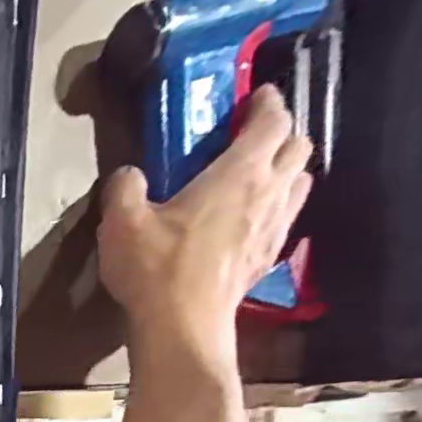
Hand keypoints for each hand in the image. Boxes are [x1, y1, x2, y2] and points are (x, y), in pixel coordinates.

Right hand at [98, 85, 312, 367]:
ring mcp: (275, 226)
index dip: (267, 103)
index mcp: (239, 173)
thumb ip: (124, 188)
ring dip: (284, 171)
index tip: (254, 98)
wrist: (181, 323)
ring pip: (300, 181)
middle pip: (298, 146)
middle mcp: (269, 192)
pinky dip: (275, 207)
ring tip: (256, 178)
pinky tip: (249, 220)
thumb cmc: (155, 267)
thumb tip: (129, 174)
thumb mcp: (121, 223)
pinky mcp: (268, 257)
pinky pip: (285, 218)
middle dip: (281, 135)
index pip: (272, 121)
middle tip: (251, 139)